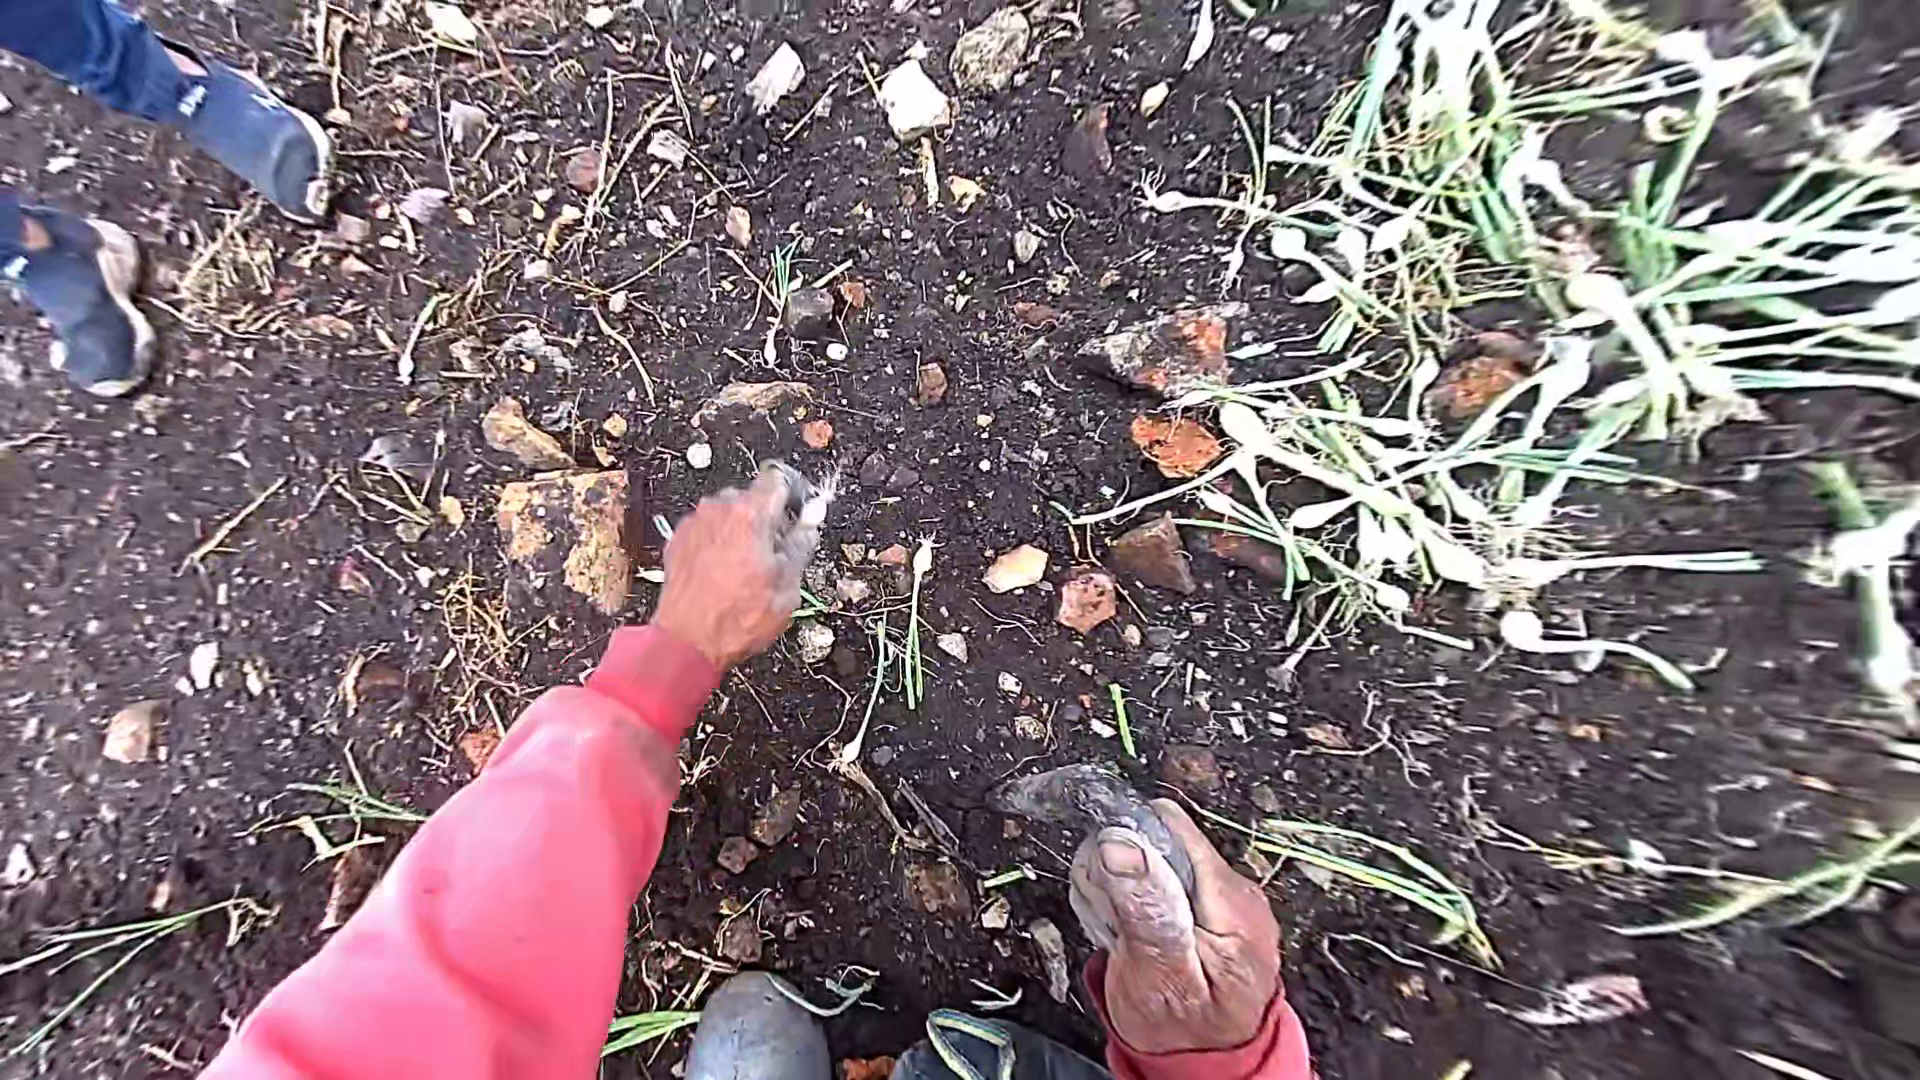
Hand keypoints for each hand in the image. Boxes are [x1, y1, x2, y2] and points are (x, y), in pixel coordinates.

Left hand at [650, 469, 815, 670]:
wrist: (688, 642)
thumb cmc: (738, 617)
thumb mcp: (789, 584)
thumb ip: (803, 543)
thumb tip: (811, 521)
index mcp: (751, 514)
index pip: (778, 481)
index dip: (793, 497)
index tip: (797, 515)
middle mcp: (719, 510)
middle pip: (752, 497)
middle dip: (766, 518)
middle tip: (774, 552)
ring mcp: (695, 524)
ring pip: (728, 513)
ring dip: (740, 530)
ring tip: (746, 567)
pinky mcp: (678, 540)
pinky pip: (708, 530)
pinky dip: (718, 542)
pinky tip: (724, 571)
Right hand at [1070, 800, 1280, 1053]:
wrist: (1193, 1063)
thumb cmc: (1181, 1031)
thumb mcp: (1160, 978)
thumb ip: (1145, 911)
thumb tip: (1121, 842)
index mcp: (1231, 901)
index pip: (1168, 825)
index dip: (1130, 846)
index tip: (1117, 891)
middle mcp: (1226, 883)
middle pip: (1148, 833)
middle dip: (1116, 871)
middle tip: (1118, 924)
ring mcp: (1208, 886)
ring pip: (1135, 846)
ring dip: (1112, 884)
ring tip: (1121, 930)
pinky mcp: (1189, 891)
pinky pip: (1139, 866)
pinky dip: (1119, 891)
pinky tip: (1125, 926)